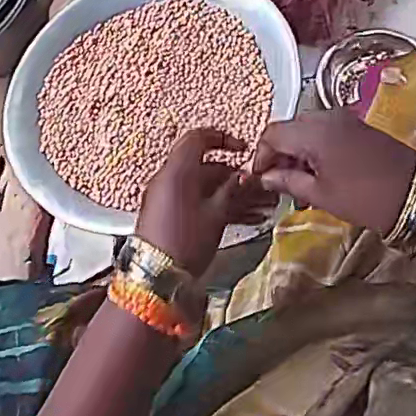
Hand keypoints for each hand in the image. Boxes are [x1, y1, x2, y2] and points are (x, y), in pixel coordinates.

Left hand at [135, 129, 268, 275]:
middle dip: (235, 177)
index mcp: (177, 171)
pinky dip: (218, 207)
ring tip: (261, 207)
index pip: (198, 139)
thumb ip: (233, 190)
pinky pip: (196, 202)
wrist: (154, 277)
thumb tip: (246, 175)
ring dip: (232, 195)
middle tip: (261, 188)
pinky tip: (245, 219)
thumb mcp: (216, 214)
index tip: (243, 149)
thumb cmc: (185, 242)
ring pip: (204, 188)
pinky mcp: (168, 215)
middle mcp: (168, 180)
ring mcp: (167, 198)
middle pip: (205, 167)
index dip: (223, 139)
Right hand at [251, 111, 415, 233]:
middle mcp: (327, 117)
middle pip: (290, 128)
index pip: (273, 133)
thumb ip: (288, 181)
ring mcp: (345, 118)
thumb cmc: (365, 198)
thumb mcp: (321, 194)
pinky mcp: (358, 125)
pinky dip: (315, 147)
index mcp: (314, 132)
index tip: (259, 176)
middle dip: (280, 152)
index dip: (261, 154)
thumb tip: (267, 177)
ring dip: (298, 150)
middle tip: (279, 181)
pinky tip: (319, 172)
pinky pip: (326, 130)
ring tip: (300, 181)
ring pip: (307, 128)